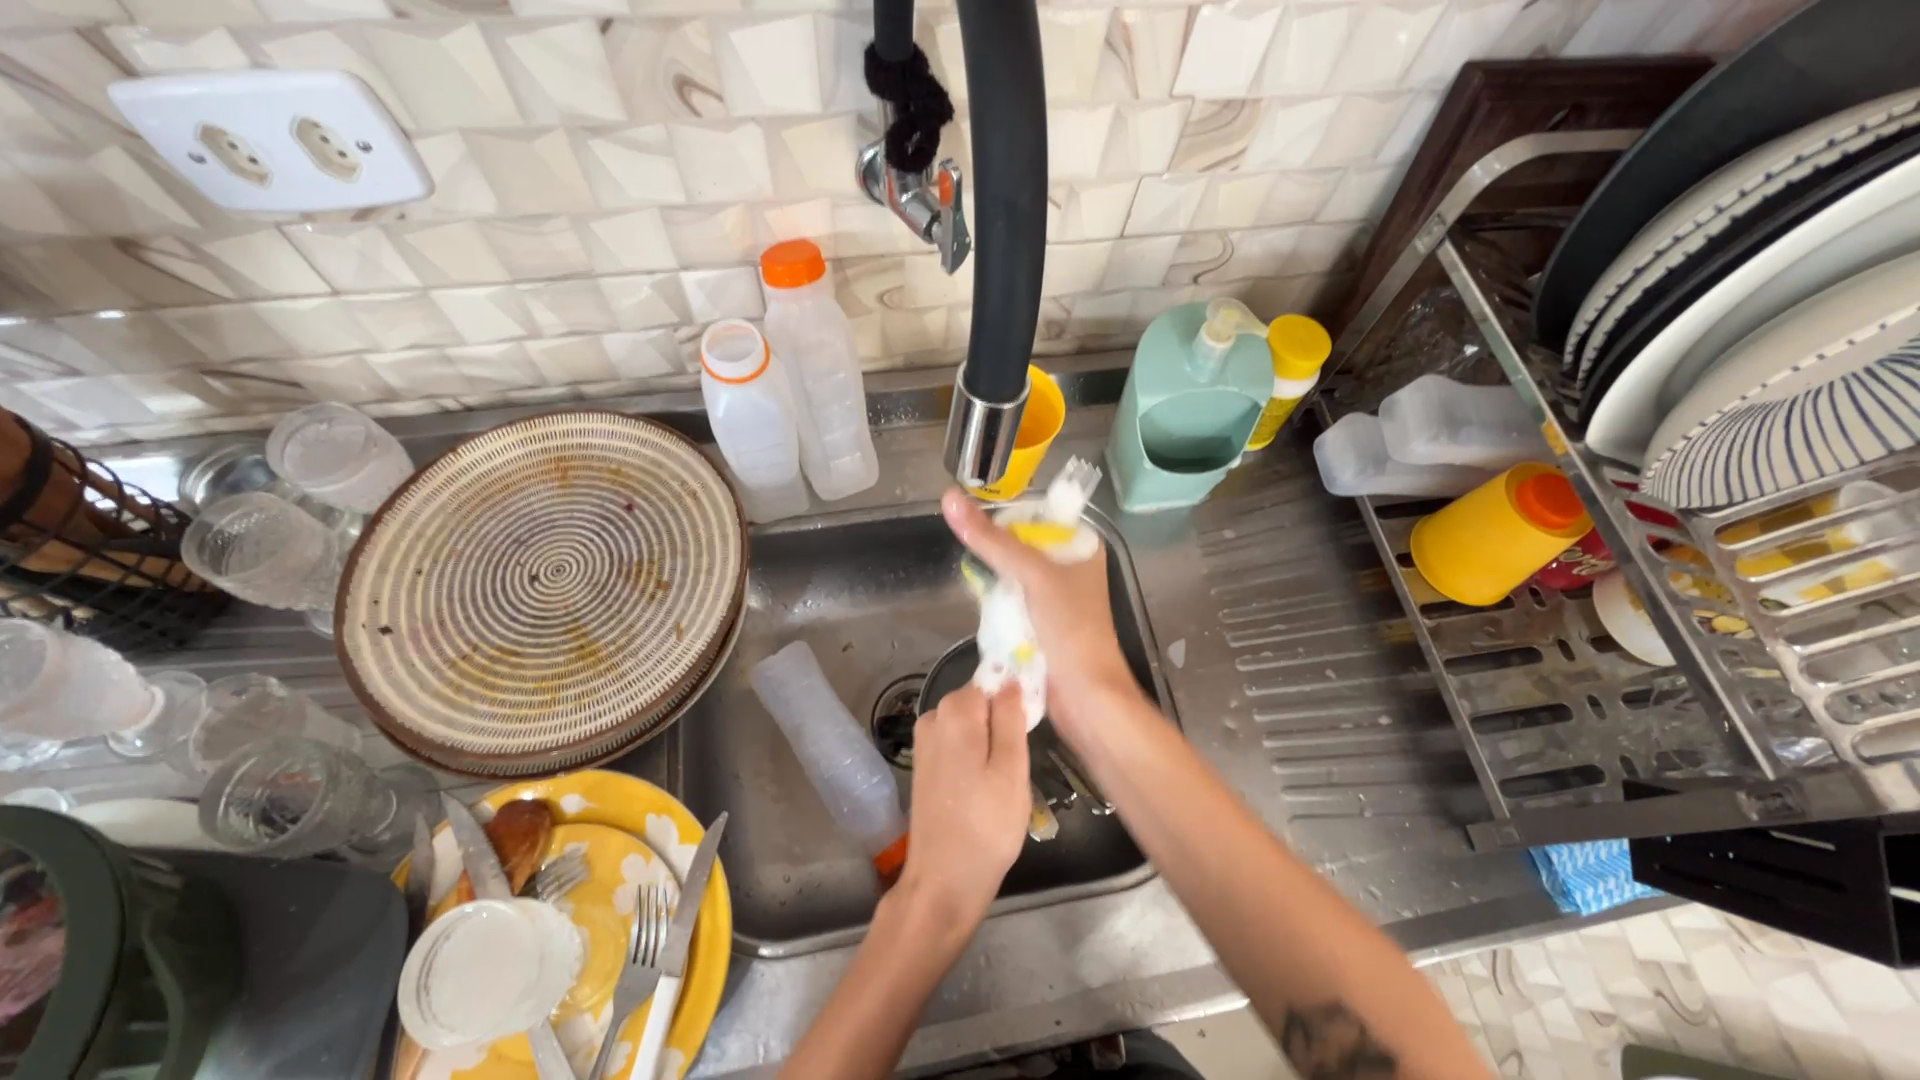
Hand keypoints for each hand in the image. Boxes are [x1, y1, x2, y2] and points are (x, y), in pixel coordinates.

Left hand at [899, 682, 1030, 924]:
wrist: (943, 880)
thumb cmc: (987, 825)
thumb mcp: (1012, 769)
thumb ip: (1012, 717)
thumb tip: (1011, 679)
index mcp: (955, 711)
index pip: (993, 682)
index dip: (1016, 701)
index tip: (1033, 730)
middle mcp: (933, 718)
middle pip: (979, 703)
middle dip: (1003, 725)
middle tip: (1019, 766)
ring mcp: (925, 743)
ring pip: (970, 726)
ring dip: (991, 745)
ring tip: (1004, 782)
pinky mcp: (924, 766)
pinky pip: (958, 745)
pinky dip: (975, 759)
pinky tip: (985, 789)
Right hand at [941, 489, 1140, 737]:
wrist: (1085, 695)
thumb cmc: (1070, 628)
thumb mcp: (1033, 575)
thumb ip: (992, 541)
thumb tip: (949, 498)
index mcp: (1080, 546)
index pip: (1034, 515)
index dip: (1002, 516)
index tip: (968, 519)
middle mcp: (1069, 567)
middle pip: (1018, 547)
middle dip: (992, 554)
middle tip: (968, 557)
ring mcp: (1053, 598)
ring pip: (1010, 577)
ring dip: (991, 582)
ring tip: (971, 582)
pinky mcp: (1039, 625)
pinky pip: (1008, 604)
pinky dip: (993, 606)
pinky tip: (979, 608)